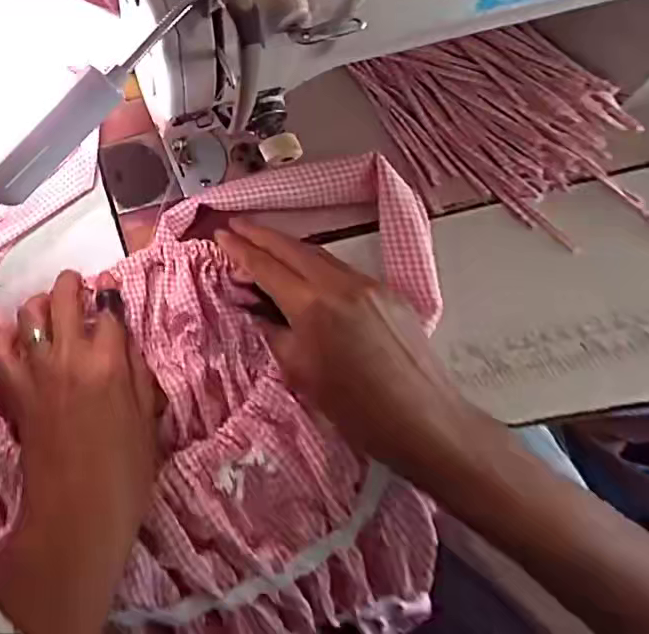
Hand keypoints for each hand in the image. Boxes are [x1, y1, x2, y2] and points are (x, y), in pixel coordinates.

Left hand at [0, 269, 161, 633]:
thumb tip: (125, 338)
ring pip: (29, 312)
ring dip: (41, 304)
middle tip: (78, 287)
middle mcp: (70, 355)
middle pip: (65, 295)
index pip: (107, 309)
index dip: (109, 296)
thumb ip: (138, 372)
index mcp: (108, 361)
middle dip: (73, 283)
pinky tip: (19, 338)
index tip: (108, 293)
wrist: (77, 516)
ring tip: (50, 310)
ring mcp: (37, 370)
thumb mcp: (147, 420)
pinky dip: (7, 336)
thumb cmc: (124, 474)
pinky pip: (0, 348)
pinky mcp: (14, 390)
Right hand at [214, 218, 495, 485]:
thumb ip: (274, 333)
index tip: (220, 234)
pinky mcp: (388, 293)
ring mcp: (368, 285)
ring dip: (288, 246)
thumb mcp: (301, 374)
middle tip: (235, 224)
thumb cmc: (357, 411)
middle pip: (292, 248)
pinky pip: (342, 269)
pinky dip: (316, 263)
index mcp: (312, 305)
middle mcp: (339, 284)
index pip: (266, 266)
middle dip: (260, 234)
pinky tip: (307, 271)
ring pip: (318, 254)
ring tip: (265, 242)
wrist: (429, 424)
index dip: (240, 249)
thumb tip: (258, 310)